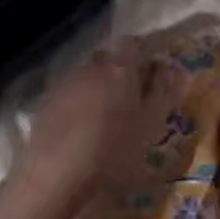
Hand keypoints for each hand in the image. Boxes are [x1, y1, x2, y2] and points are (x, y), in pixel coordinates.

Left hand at [22, 38, 182, 201]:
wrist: (57, 175)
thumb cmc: (114, 153)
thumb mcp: (150, 126)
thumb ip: (163, 93)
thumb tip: (173, 71)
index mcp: (121, 70)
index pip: (132, 43)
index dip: (141, 51)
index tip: (149, 69)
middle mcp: (92, 68)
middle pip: (108, 57)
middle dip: (119, 69)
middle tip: (128, 96)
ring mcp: (66, 83)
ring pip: (86, 74)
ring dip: (97, 85)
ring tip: (102, 115)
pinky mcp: (46, 101)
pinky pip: (68, 90)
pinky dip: (76, 100)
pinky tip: (78, 127)